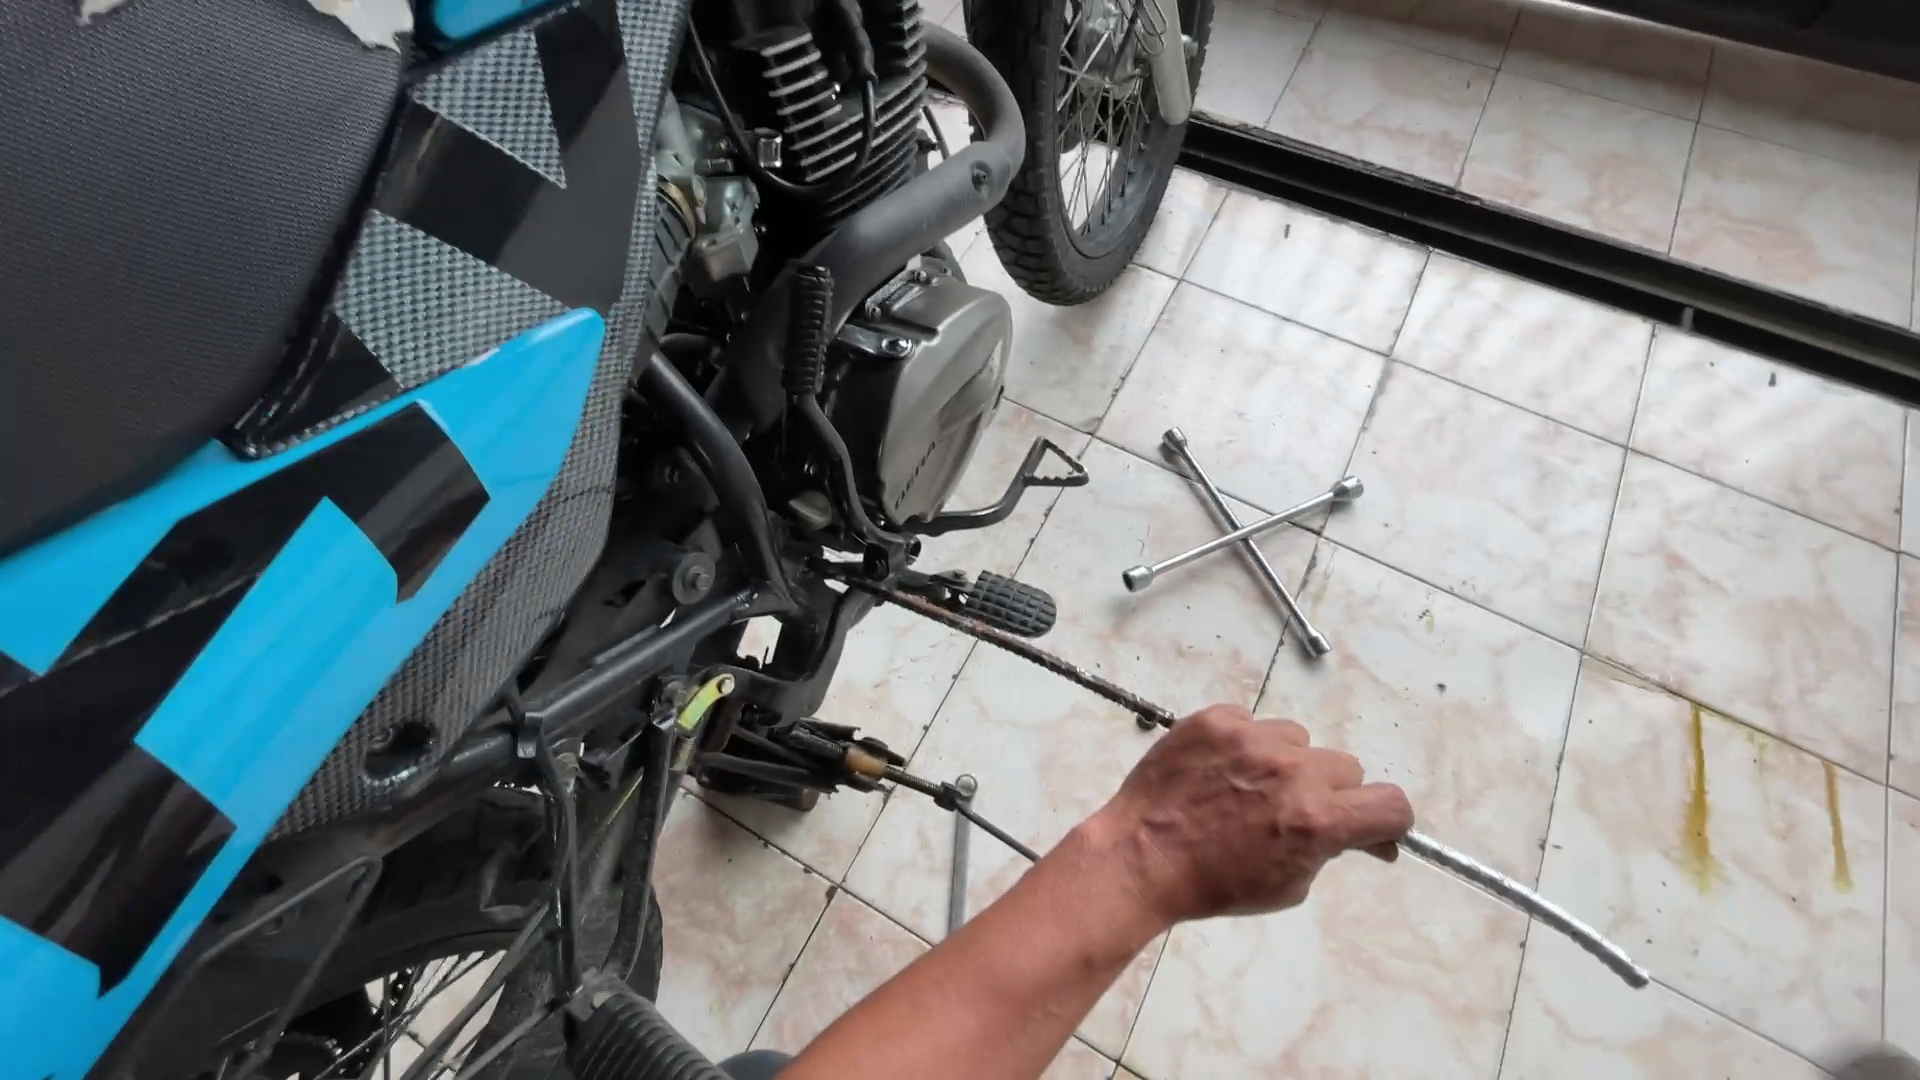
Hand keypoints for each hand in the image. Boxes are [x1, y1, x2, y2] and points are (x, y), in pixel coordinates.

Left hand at [1090, 704, 1413, 923]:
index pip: (1391, 804)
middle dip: (1327, 791)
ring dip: (1285, 761)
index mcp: (1318, 819)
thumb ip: (1330, 848)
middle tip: (1290, 809)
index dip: (1384, 818)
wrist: (1143, 854)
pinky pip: (1249, 721)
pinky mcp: (1214, 720)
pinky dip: (1243, 742)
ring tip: (1246, 786)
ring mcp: (1250, 739)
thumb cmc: (1216, 883)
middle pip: (1343, 767)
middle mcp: (1292, 771)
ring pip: (1296, 738)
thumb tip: (1367, 834)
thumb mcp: (1290, 883)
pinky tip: (1219, 768)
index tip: (1366, 824)